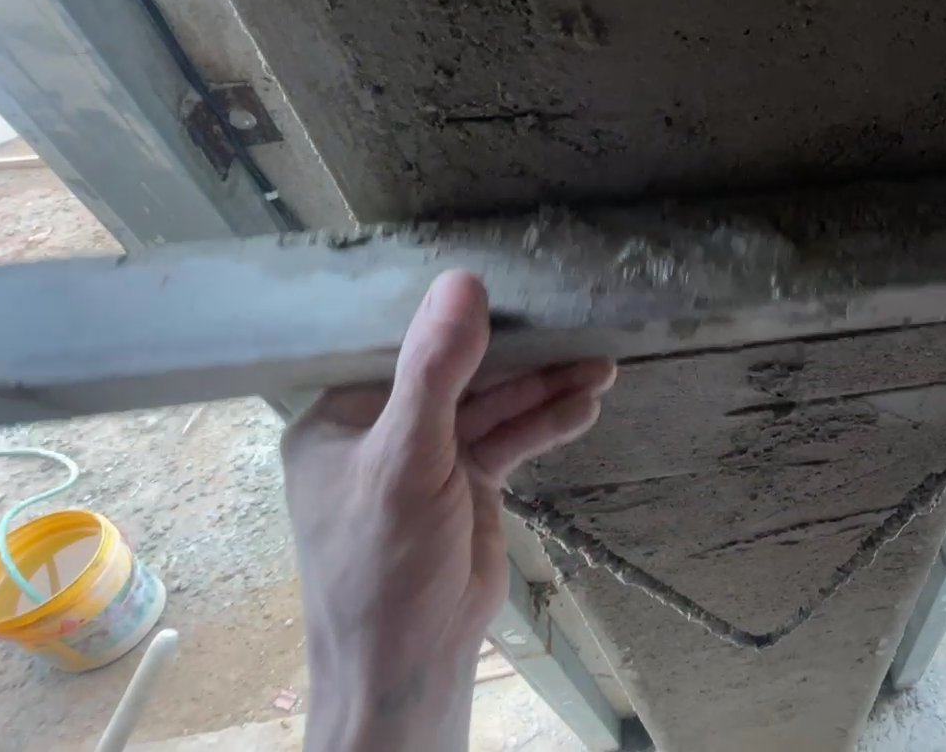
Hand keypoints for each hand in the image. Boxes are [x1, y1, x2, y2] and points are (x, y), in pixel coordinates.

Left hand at [281, 270, 615, 750]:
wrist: (413, 663)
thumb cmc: (385, 563)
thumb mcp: (408, 458)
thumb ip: (436, 370)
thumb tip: (463, 282)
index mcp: (343, 417)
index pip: (405, 348)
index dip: (458, 318)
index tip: (516, 291)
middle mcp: (386, 430)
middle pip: (463, 374)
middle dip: (524, 360)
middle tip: (579, 334)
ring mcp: (432, 457)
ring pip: (496, 407)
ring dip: (547, 390)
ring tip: (602, 371)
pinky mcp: (469, 481)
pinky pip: (512, 439)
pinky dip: (547, 425)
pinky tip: (584, 409)